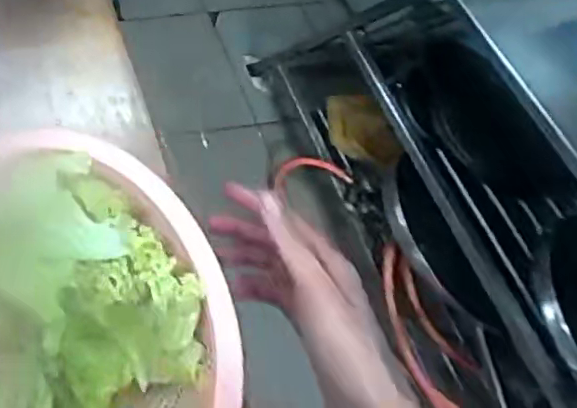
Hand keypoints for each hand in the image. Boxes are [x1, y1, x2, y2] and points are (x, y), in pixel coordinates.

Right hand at [208, 182, 413, 407]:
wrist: (363, 398)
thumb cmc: (339, 338)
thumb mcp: (312, 284)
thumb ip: (287, 240)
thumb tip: (267, 196)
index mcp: (325, 258)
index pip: (285, 219)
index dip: (256, 204)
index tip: (226, 190)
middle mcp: (318, 271)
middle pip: (275, 241)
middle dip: (244, 231)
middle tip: (212, 225)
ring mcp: (311, 295)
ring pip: (271, 265)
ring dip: (245, 257)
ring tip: (218, 257)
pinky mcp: (304, 317)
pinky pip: (273, 291)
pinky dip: (254, 285)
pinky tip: (236, 289)